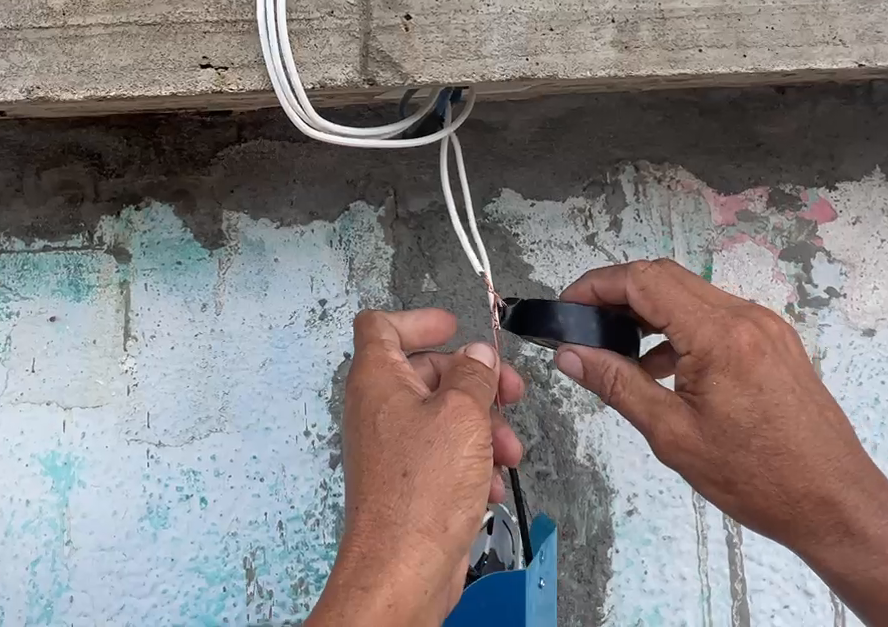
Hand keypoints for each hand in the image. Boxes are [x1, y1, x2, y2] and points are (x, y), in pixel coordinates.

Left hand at [309, 309, 524, 626]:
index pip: (381, 325)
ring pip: (441, 414)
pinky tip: (491, 481)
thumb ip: (473, 375)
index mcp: (377, 377)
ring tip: (508, 449)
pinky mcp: (405, 477)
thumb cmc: (420, 491)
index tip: (452, 325)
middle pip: (426, 370)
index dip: (417, 320)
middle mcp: (378, 405)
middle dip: (472, 379)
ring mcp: (390, 443)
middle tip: (509, 391)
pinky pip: (442, 451)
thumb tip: (477, 354)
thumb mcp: (462, 415)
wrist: (403, 568)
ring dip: (481, 425)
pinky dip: (470, 459)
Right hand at [552, 259, 887, 625]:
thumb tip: (569, 354)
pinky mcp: (772, 341)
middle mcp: (744, 316)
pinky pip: (711, 314)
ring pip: (687, 291)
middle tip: (583, 320)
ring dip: (645, 307)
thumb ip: (615, 383)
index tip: (567, 306)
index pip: (642, 280)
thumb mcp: (672, 434)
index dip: (596, 285)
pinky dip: (675, 324)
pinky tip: (659, 364)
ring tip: (615, 343)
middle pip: (663, 276)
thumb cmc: (759, 478)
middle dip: (616, 291)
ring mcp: (763, 326)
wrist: (842, 509)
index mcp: (719, 334)